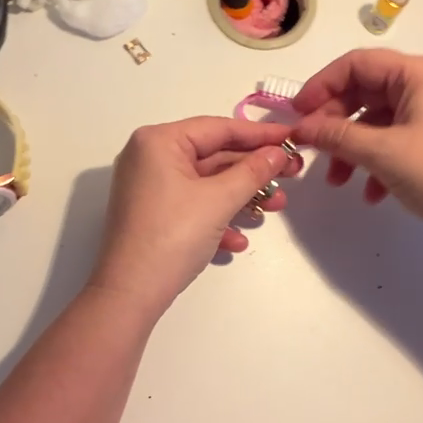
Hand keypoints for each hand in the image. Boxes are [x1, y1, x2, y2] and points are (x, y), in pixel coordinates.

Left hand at [89, 117, 301, 314]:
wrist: (130, 293)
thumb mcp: (218, 200)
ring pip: (205, 184)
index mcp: (158, 142)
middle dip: (253, 171)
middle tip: (292, 174)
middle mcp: (149, 158)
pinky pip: (191, 207)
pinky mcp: (152, 216)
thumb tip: (278, 152)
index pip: (217, 128)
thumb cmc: (173, 236)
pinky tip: (239, 240)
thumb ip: (253, 172)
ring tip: (275, 208)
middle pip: (212, 156)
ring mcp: (149, 188)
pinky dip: (216, 219)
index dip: (259, 134)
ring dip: (241, 197)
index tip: (293, 137)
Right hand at [290, 49, 422, 244]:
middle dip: (334, 123)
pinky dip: (376, 162)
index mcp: (418, 72)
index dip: (320, 86)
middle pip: (365, 91)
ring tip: (337, 181)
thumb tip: (300, 127)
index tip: (295, 115)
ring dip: (352, 148)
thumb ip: (335, 135)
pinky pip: (396, 140)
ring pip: (378, 121)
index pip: (356, 64)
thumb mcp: (380, 151)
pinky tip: (371, 193)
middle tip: (312, 150)